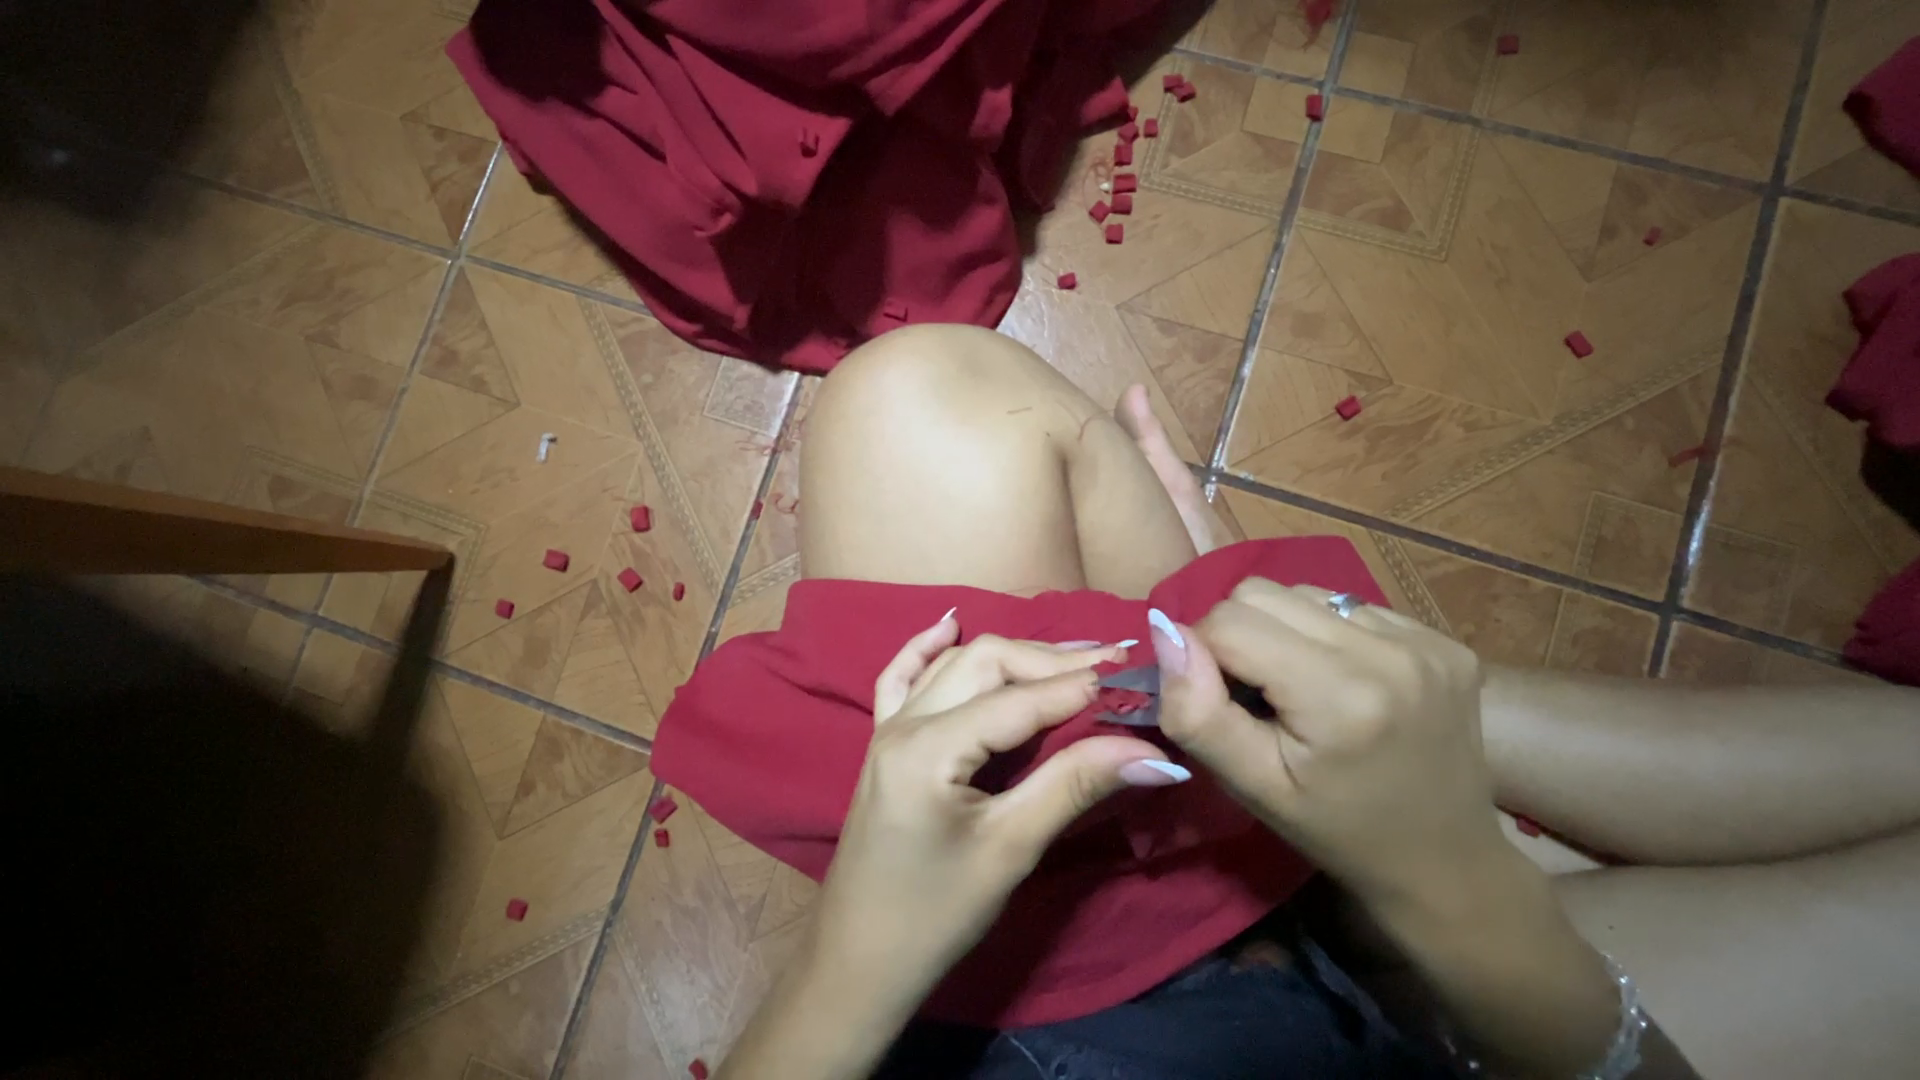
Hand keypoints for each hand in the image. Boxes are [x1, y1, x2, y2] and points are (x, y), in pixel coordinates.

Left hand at [815, 614, 1185, 1003]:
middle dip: (1052, 661)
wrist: (859, 962)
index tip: (1139, 677)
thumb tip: (1155, 753)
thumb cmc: (935, 916)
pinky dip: (927, 648)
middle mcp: (903, 722)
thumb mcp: (1010, 850)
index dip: (1083, 686)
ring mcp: (886, 729)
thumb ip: (1074, 786)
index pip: (1019, 700)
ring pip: (955, 666)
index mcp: (928, 747)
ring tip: (1075, 656)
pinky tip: (949, 622)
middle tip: (1116, 666)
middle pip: (986, 664)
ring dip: (1014, 656)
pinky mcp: (882, 743)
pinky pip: (901, 678)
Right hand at [1148, 581, 1501, 907]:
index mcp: (1340, 694)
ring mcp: (1423, 638)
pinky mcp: (1441, 637)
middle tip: (1255, 695)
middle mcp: (1389, 650)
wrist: (1444, 861)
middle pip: (1261, 592)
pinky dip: (1325, 634)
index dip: (1205, 656)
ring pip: (1301, 591)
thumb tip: (1165, 633)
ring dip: (1281, 630)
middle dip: (1237, 634)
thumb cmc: (1334, 830)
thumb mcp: (1251, 786)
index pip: (1228, 622)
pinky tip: (1343, 684)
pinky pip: (1346, 605)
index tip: (1222, 703)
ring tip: (1300, 688)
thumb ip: (1198, 712)